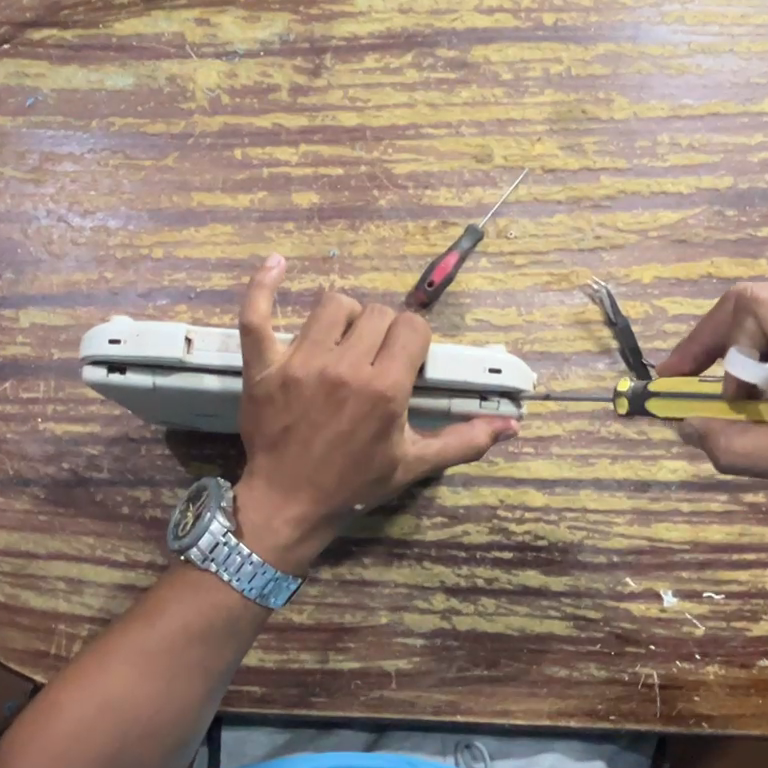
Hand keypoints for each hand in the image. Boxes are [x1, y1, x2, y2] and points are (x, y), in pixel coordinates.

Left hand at [230, 255, 518, 572]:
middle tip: (375, 358)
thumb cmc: (353, 484)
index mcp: (385, 388)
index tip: (405, 360)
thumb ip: (463, 440)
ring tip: (342, 340)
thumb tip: (511, 426)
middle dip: (383, 331)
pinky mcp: (264, 366)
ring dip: (344, 316)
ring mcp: (300, 362)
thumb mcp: (413, 465)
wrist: (289, 503)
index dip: (414, 340)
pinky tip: (278, 264)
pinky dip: (264, 286)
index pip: (412, 327)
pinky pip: (256, 315)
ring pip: (331, 305)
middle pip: (376, 313)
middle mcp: (344, 367)